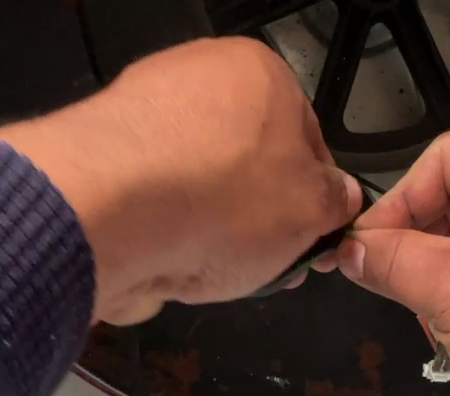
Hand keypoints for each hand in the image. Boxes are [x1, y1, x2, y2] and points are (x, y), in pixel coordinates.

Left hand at [0, 38, 362, 323]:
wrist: (113, 214)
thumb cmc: (226, 201)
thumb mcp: (310, 211)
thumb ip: (334, 203)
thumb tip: (341, 199)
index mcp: (260, 73)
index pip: (307, 139)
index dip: (314, 200)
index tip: (311, 241)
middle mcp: (198, 79)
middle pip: (250, 163)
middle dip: (263, 220)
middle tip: (270, 266)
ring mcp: (146, 116)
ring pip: (203, 188)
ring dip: (217, 232)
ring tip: (218, 268)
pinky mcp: (107, 161)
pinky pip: (159, 205)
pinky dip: (171, 235)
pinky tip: (175, 260)